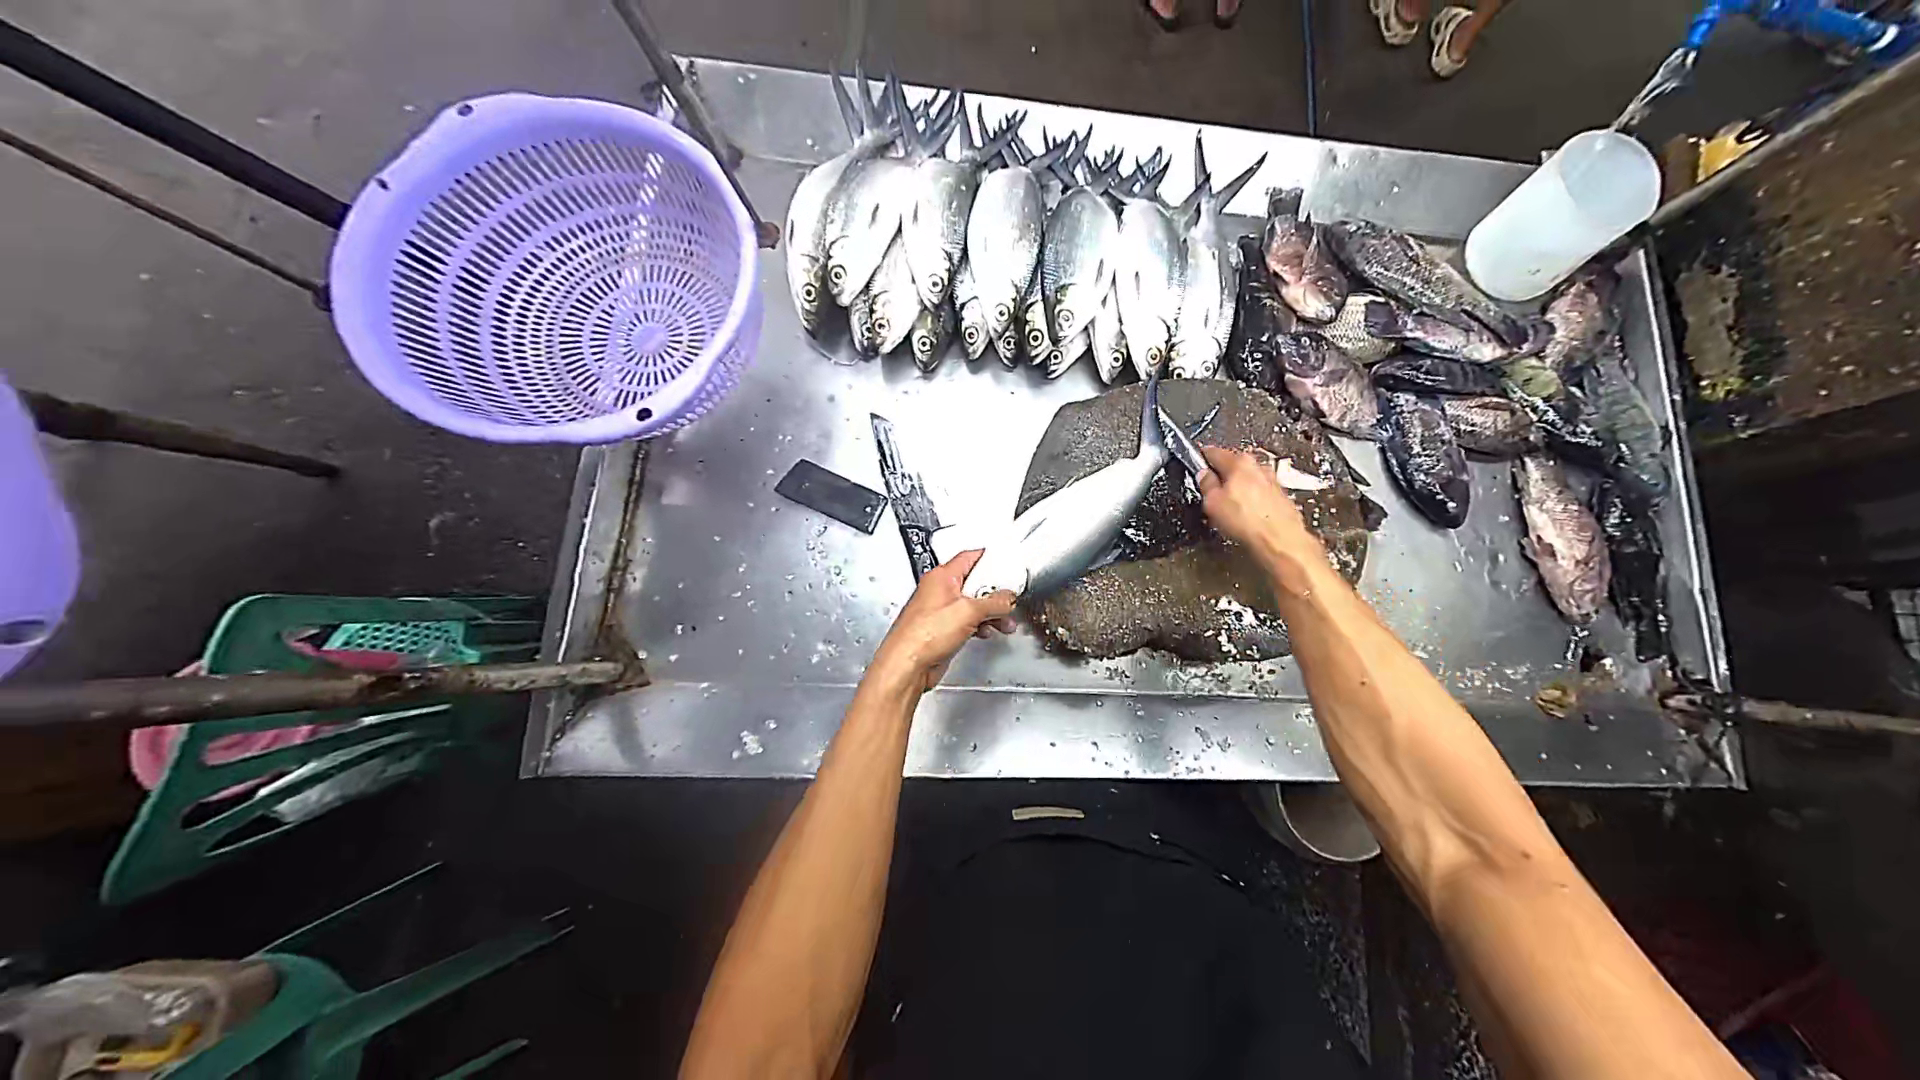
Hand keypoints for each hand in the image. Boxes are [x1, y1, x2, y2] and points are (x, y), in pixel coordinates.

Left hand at [869, 550, 1016, 694]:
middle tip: (1009, 596)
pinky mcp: (942, 630)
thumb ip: (993, 602)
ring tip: (1004, 619)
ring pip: (972, 604)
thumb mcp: (968, 612)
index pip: (970, 557)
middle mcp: (939, 591)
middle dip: (994, 591)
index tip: (1005, 563)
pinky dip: (980, 624)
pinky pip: (967, 621)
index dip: (989, 558)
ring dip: (990, 611)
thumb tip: (1007, 598)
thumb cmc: (922, 635)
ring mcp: (940, 611)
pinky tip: (988, 630)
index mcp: (941, 577)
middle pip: (974, 583)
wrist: (907, 665)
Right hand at [1196, 446, 1318, 563]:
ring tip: (1228, 510)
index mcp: (1239, 462)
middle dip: (1220, 477)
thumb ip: (1205, 484)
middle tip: (1210, 495)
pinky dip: (1251, 501)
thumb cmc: (1249, 521)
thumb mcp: (1212, 502)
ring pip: (1246, 480)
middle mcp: (1258, 466)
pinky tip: (1245, 517)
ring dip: (1237, 490)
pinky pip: (1259, 494)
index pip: (1213, 452)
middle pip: (1232, 466)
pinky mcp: (1280, 496)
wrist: (1279, 540)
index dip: (1201, 460)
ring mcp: (1271, 481)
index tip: (1196, 467)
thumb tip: (1203, 476)